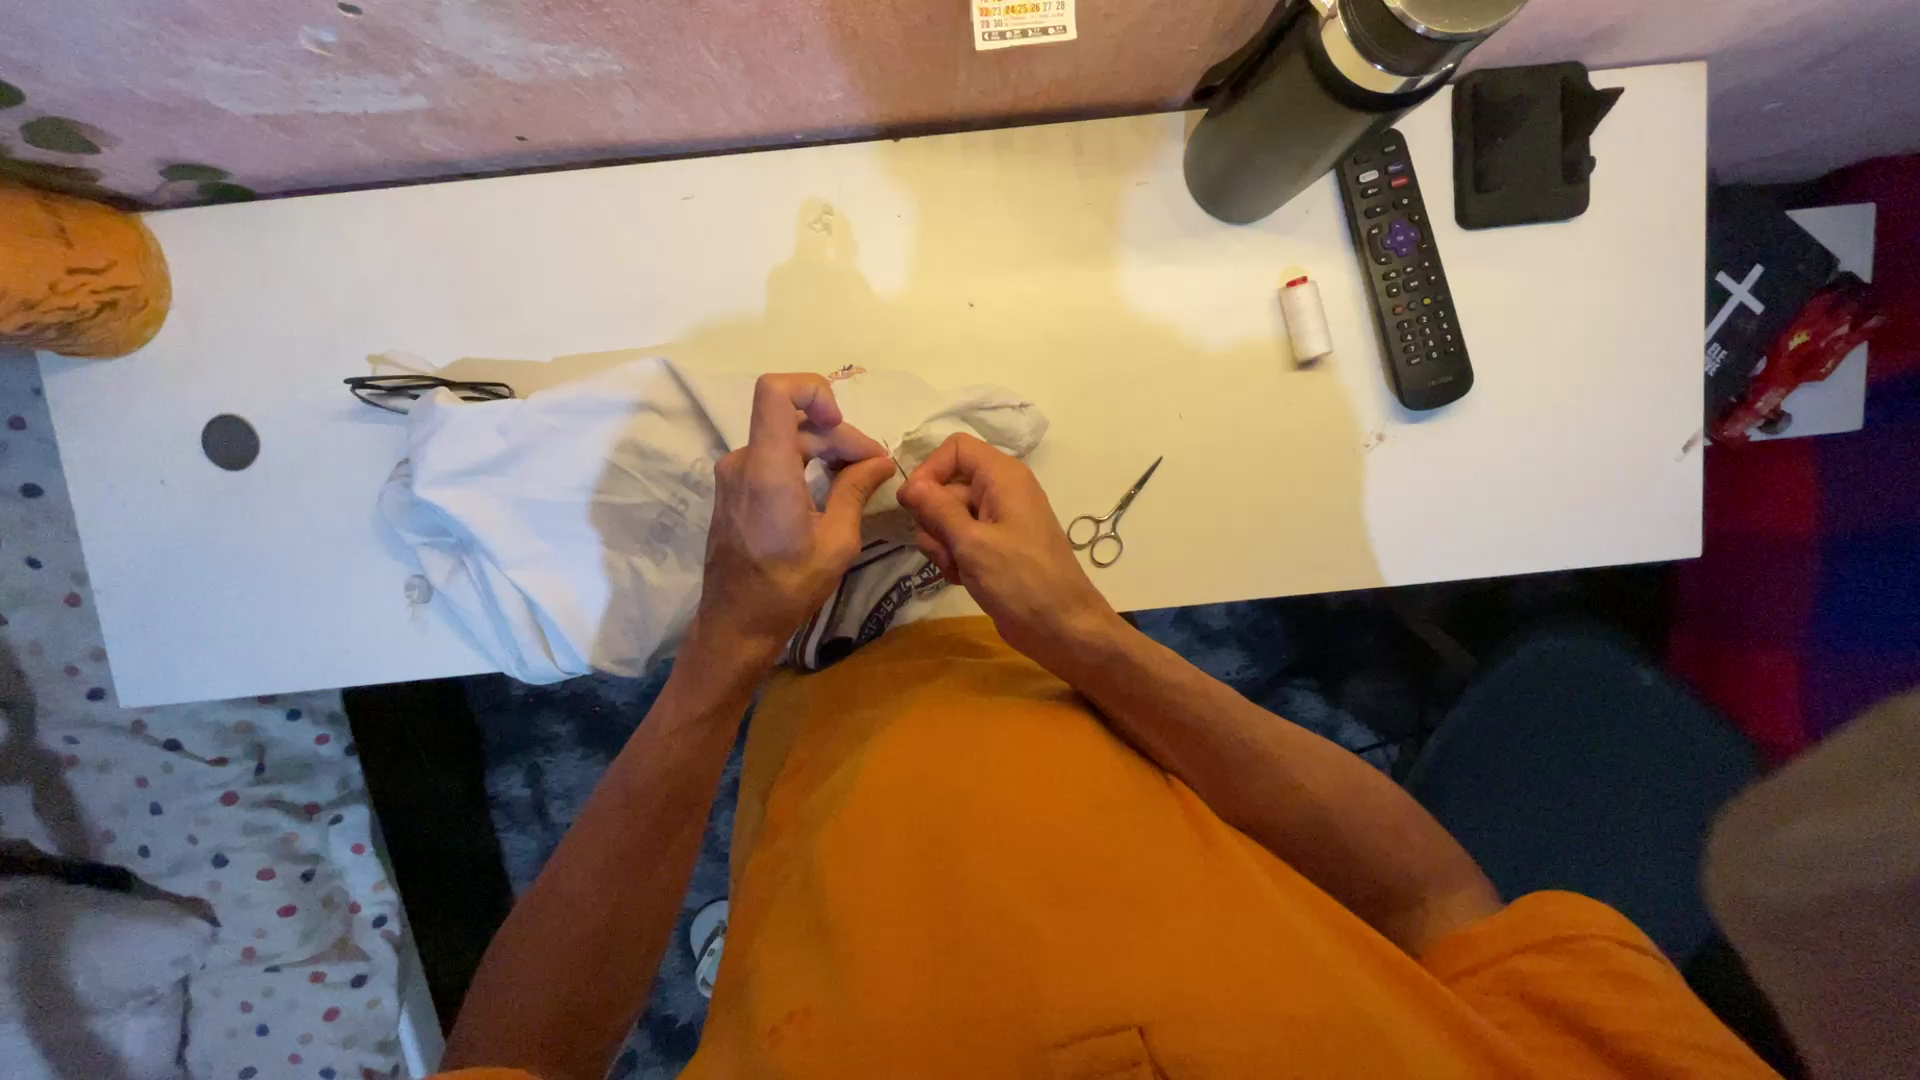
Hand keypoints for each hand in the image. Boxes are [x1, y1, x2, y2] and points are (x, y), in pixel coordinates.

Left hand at [693, 374, 896, 661]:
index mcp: (767, 470)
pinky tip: (831, 486)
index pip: (776, 391)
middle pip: (794, 420)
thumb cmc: (788, 587)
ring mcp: (734, 473)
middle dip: (839, 436)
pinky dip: (805, 463)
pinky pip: (774, 457)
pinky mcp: (734, 487)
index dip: (814, 390)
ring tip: (859, 477)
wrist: (737, 622)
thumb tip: (880, 461)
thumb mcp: (837, 541)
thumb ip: (856, 490)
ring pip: (786, 438)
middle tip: (875, 468)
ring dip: (825, 450)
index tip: (841, 424)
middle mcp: (743, 461)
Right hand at [897, 434, 1124, 670]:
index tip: (914, 504)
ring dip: (942, 544)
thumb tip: (908, 484)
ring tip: (959, 569)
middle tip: (946, 550)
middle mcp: (1001, 490)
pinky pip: (960, 540)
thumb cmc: (1021, 580)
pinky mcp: (995, 547)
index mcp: (1003, 476)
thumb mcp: (972, 543)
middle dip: (934, 519)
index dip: (929, 470)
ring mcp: (998, 520)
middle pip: (946, 487)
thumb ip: (937, 509)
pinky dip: (955, 558)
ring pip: (948, 517)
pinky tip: (963, 579)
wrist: (1061, 627)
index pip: (955, 448)